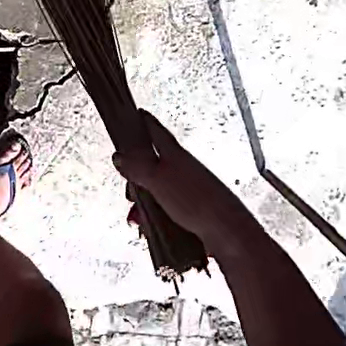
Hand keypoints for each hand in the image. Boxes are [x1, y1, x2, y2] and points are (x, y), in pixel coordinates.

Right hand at [113, 111, 263, 261]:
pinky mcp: (190, 211)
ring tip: (140, 219)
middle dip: (135, 181)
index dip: (147, 123)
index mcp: (175, 155)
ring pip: (155, 192)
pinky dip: (154, 218)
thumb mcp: (158, 180)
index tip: (140, 114)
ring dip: (143, 205)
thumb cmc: (198, 200)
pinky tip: (150, 228)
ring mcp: (187, 191)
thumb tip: (119, 156)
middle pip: (151, 167)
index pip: (157, 133)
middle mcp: (182, 170)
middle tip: (130, 193)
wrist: (226, 230)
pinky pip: (165, 210)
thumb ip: (137, 167)